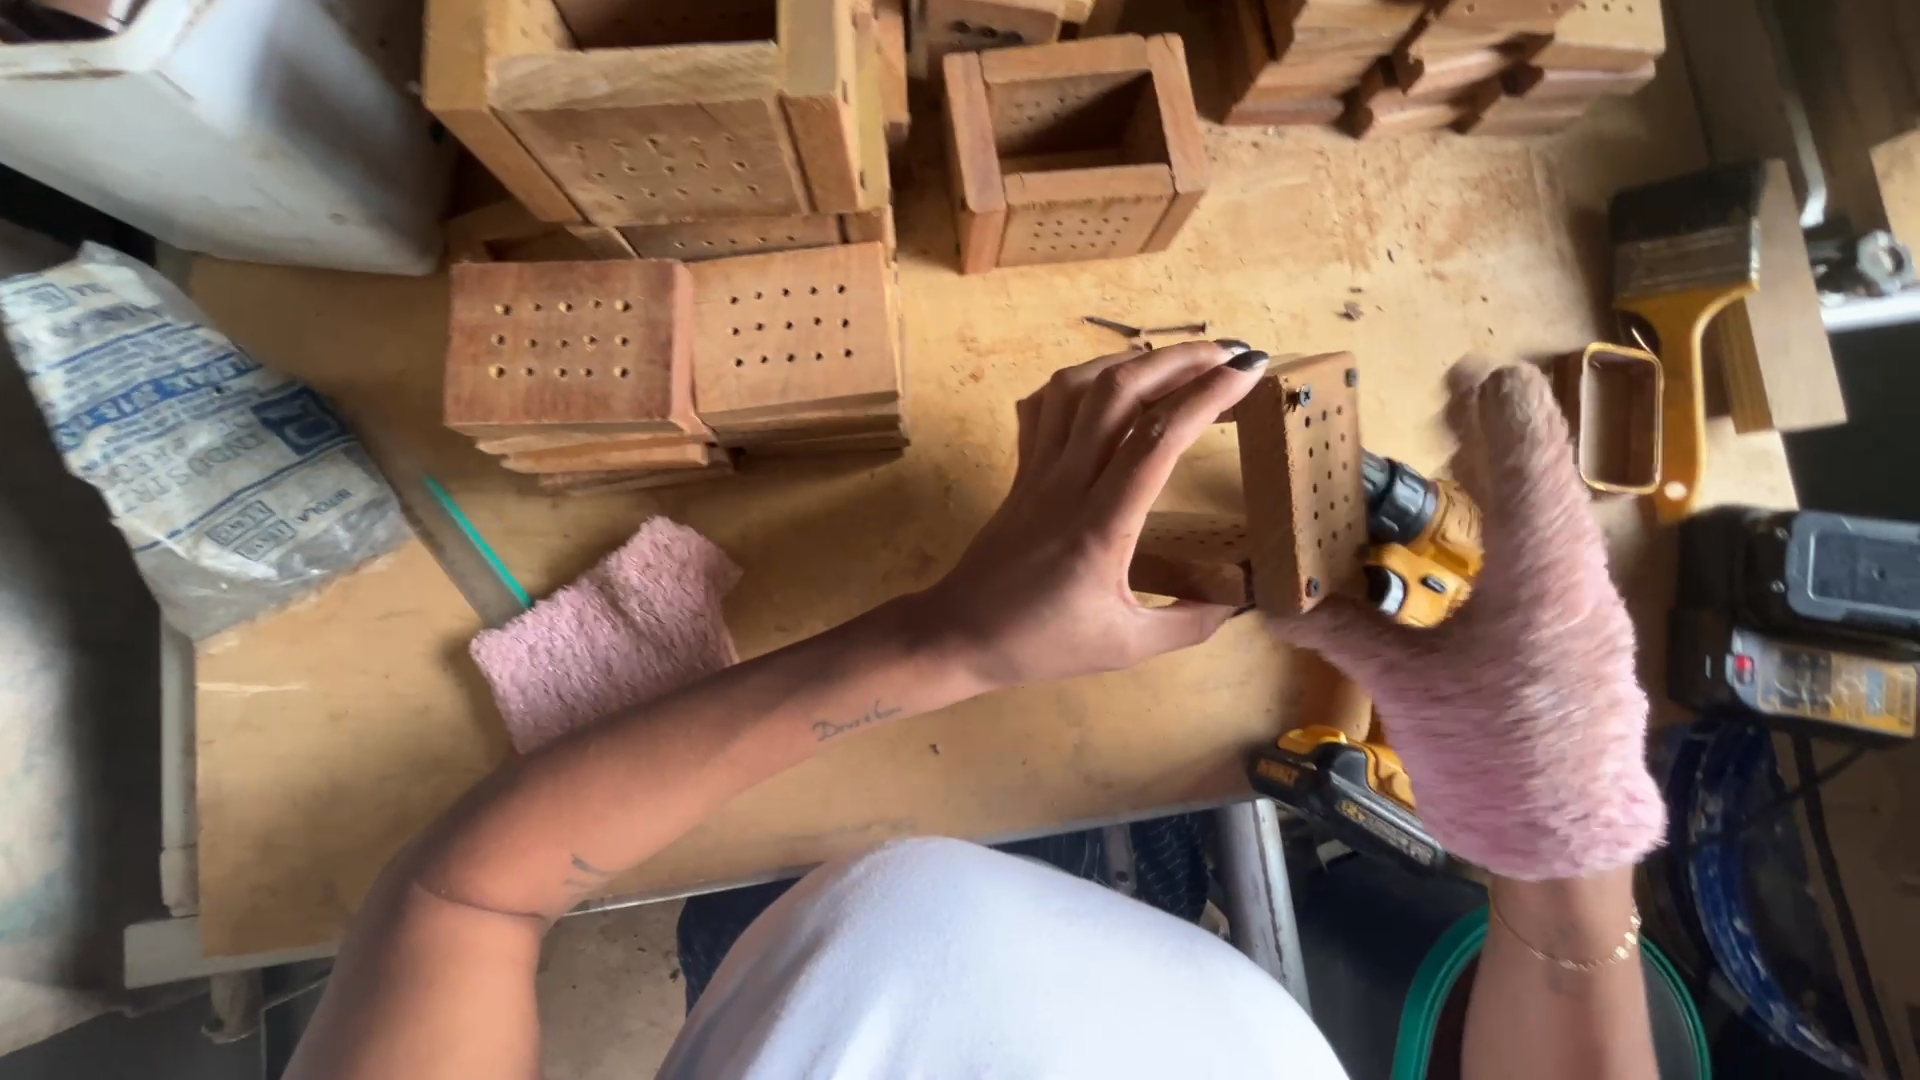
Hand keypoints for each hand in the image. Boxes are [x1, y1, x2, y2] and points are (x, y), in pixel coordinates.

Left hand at [918, 341, 1270, 689]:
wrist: (959, 634)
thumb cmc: (1039, 644)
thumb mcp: (1124, 647)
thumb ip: (1188, 624)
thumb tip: (1238, 603)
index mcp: (1100, 525)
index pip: (1157, 439)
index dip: (1207, 396)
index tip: (1249, 372)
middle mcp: (1066, 483)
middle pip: (1117, 393)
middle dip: (1177, 360)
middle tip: (1226, 352)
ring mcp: (1036, 471)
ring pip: (1075, 388)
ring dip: (1128, 361)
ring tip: (1173, 361)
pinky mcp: (1019, 472)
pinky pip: (1042, 410)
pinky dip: (1077, 383)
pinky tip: (1104, 388)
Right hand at [1271, 360, 1664, 880]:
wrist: (1559, 838)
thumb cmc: (1489, 760)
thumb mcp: (1406, 688)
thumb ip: (1343, 632)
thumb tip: (1270, 601)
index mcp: (1539, 587)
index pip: (1527, 475)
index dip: (1502, 417)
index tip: (1475, 372)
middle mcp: (1574, 586)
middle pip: (1547, 484)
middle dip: (1507, 432)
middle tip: (1468, 388)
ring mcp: (1584, 611)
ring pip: (1555, 517)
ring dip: (1515, 472)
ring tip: (1474, 440)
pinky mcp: (1577, 634)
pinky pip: (1552, 550)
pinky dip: (1520, 515)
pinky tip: (1492, 519)